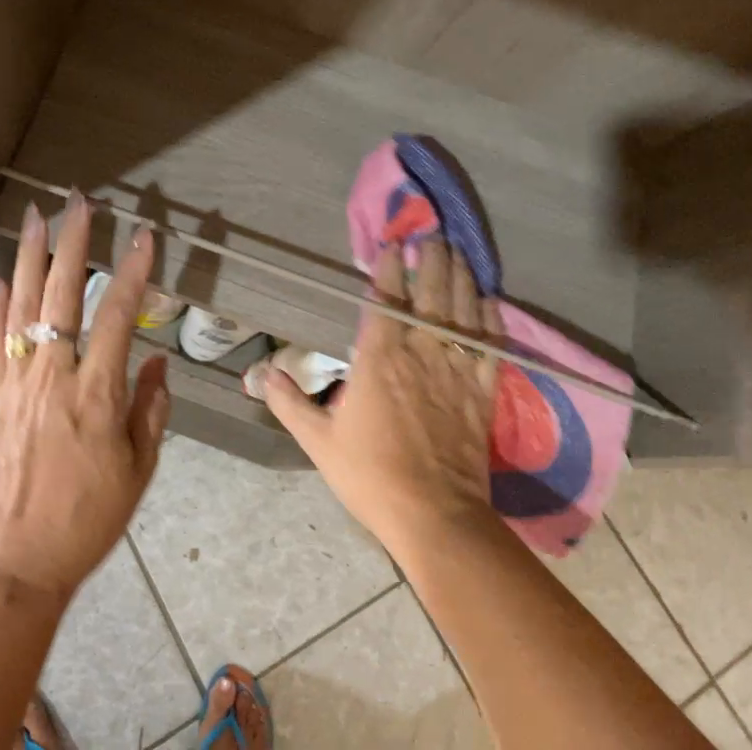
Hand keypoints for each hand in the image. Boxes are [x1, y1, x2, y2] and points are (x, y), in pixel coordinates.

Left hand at [0, 194, 170, 598]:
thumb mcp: (139, 469)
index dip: (133, 272)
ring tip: (35, 217)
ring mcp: (17, 383)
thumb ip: (151, 408)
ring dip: (29, 257)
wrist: (19, 557)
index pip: (119, 316)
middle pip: (63, 294)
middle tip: (80, 201)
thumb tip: (158, 359)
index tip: (145, 236)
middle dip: (74, 243)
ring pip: (22, 305)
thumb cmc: (89, 518)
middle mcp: (53, 376)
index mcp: (97, 393)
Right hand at [261, 237, 503, 556]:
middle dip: (431, 262)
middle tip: (433, 235)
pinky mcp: (481, 394)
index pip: (385, 302)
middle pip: (429, 297)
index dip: (388, 270)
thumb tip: (262, 375)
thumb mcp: (318, 441)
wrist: (434, 515)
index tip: (391, 244)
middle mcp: (420, 355)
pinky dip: (489, 319)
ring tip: (458, 253)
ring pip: (461, 313)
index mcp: (378, 360)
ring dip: (460, 279)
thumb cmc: (370, 476)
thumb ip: (290, 403)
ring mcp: (456, 373)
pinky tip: (488, 300)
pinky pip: (489, 346)